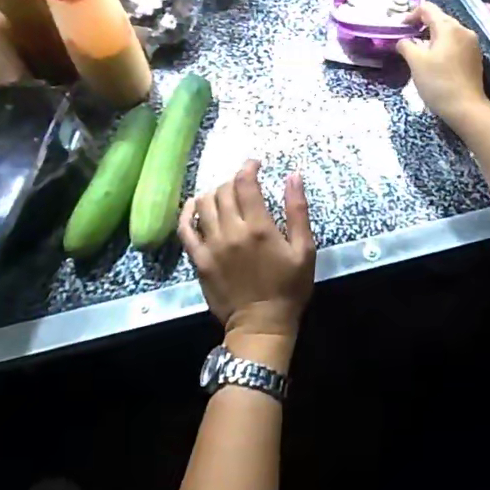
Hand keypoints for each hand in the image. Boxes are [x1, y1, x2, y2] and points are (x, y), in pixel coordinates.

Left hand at [180, 161, 314, 344]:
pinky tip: (194, 206)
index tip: (254, 164)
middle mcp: (232, 231)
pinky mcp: (198, 258)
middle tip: (243, 187)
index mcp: (259, 227)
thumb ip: (298, 211)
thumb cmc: (288, 288)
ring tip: (223, 197)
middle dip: (233, 181)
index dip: (248, 167)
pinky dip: (187, 211)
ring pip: (203, 203)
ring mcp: (211, 244)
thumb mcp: (304, 250)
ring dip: (213, 193)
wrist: (261, 325)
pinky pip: (184, 227)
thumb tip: (293, 176)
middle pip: (223, 190)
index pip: (246, 183)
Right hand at [397, 2, 489, 124]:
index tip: (399, 27)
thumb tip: (403, 41)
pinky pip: (454, 43)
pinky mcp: (474, 57)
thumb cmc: (438, 82)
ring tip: (417, 50)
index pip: (428, 9)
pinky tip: (433, 60)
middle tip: (405, 38)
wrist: (465, 107)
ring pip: (447, 32)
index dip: (411, 14)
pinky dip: (441, 46)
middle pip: (439, 19)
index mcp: (449, 27)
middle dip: (421, 25)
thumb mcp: (415, 62)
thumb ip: (405, 45)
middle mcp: (463, 30)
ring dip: (430, 36)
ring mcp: (471, 44)